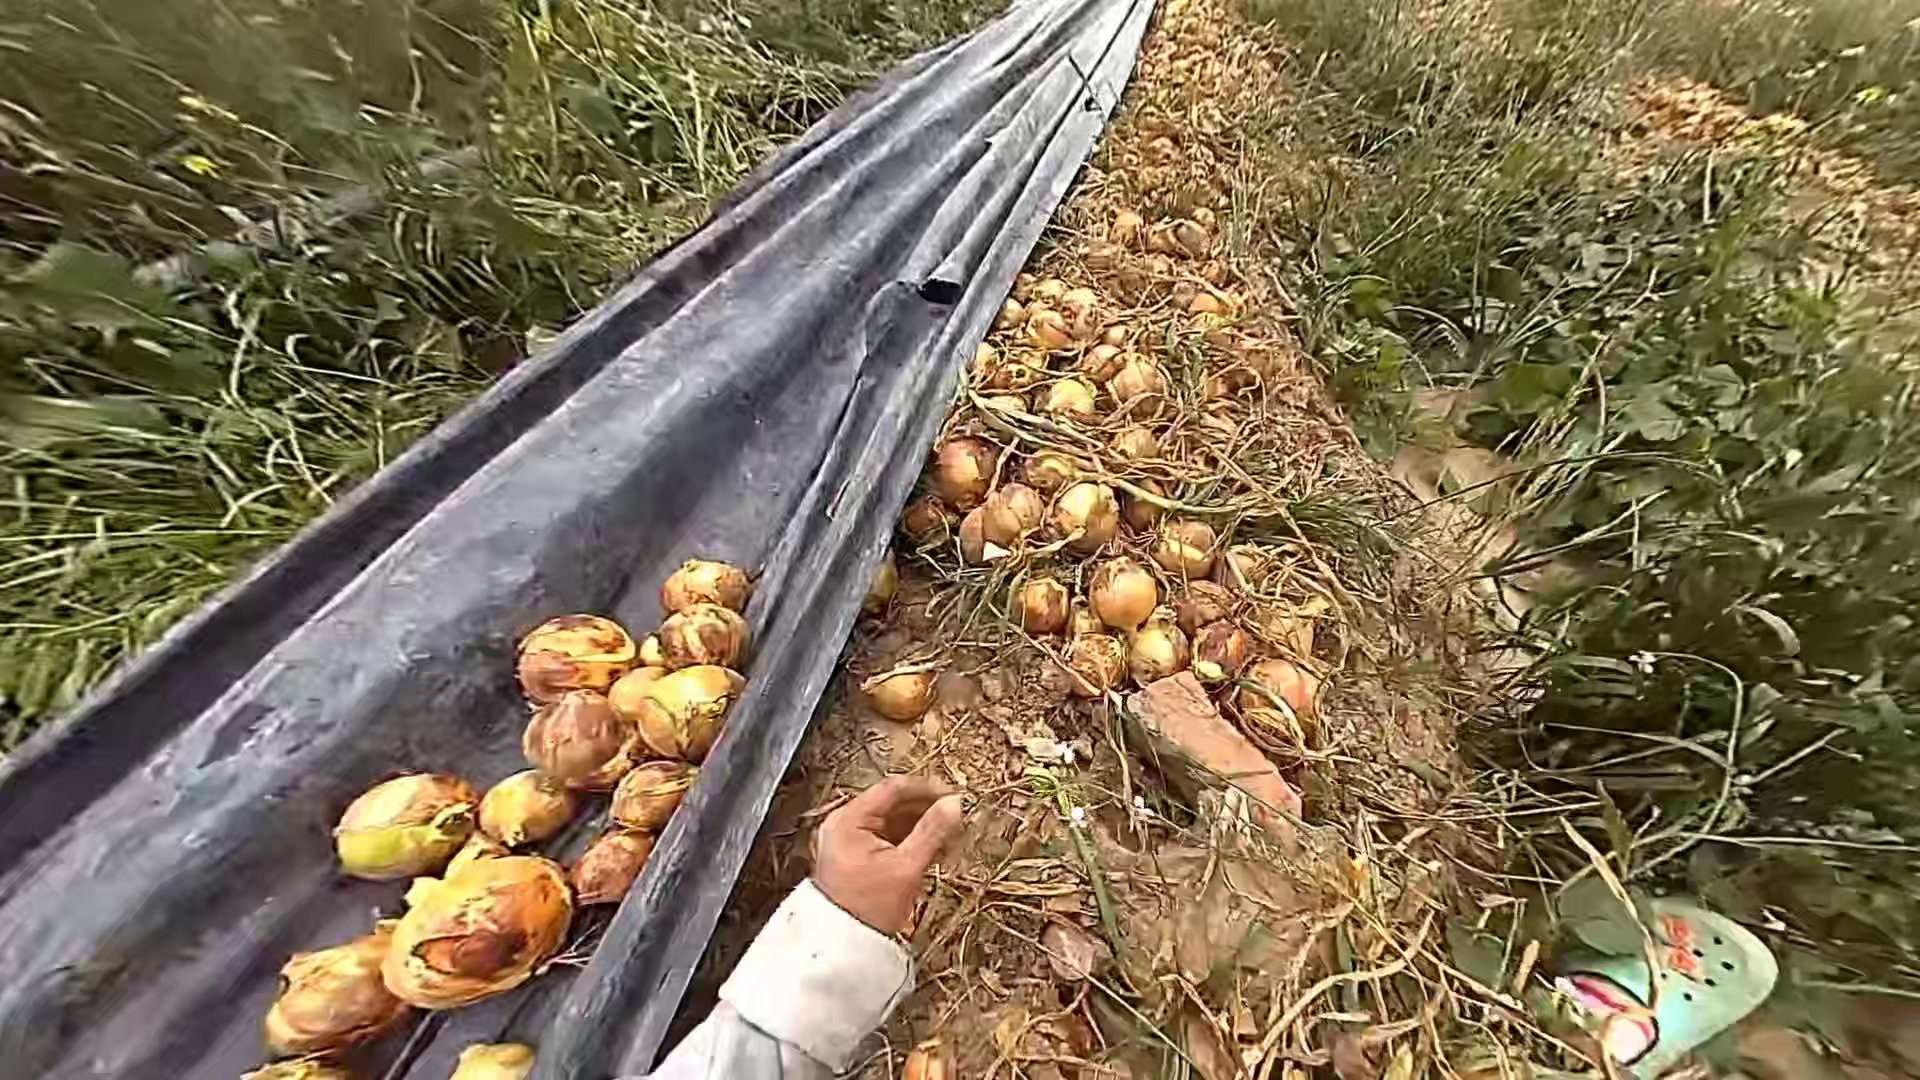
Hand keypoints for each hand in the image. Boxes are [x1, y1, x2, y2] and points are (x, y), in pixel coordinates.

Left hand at [813, 775, 964, 934]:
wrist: (843, 953)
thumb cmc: (868, 911)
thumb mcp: (906, 868)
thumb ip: (932, 831)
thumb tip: (955, 803)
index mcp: (850, 819)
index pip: (893, 788)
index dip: (926, 790)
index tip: (953, 797)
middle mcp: (846, 822)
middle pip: (895, 804)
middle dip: (928, 813)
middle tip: (956, 825)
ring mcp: (850, 838)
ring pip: (895, 820)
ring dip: (924, 829)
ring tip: (949, 846)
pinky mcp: (858, 854)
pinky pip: (890, 837)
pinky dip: (912, 842)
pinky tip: (934, 854)